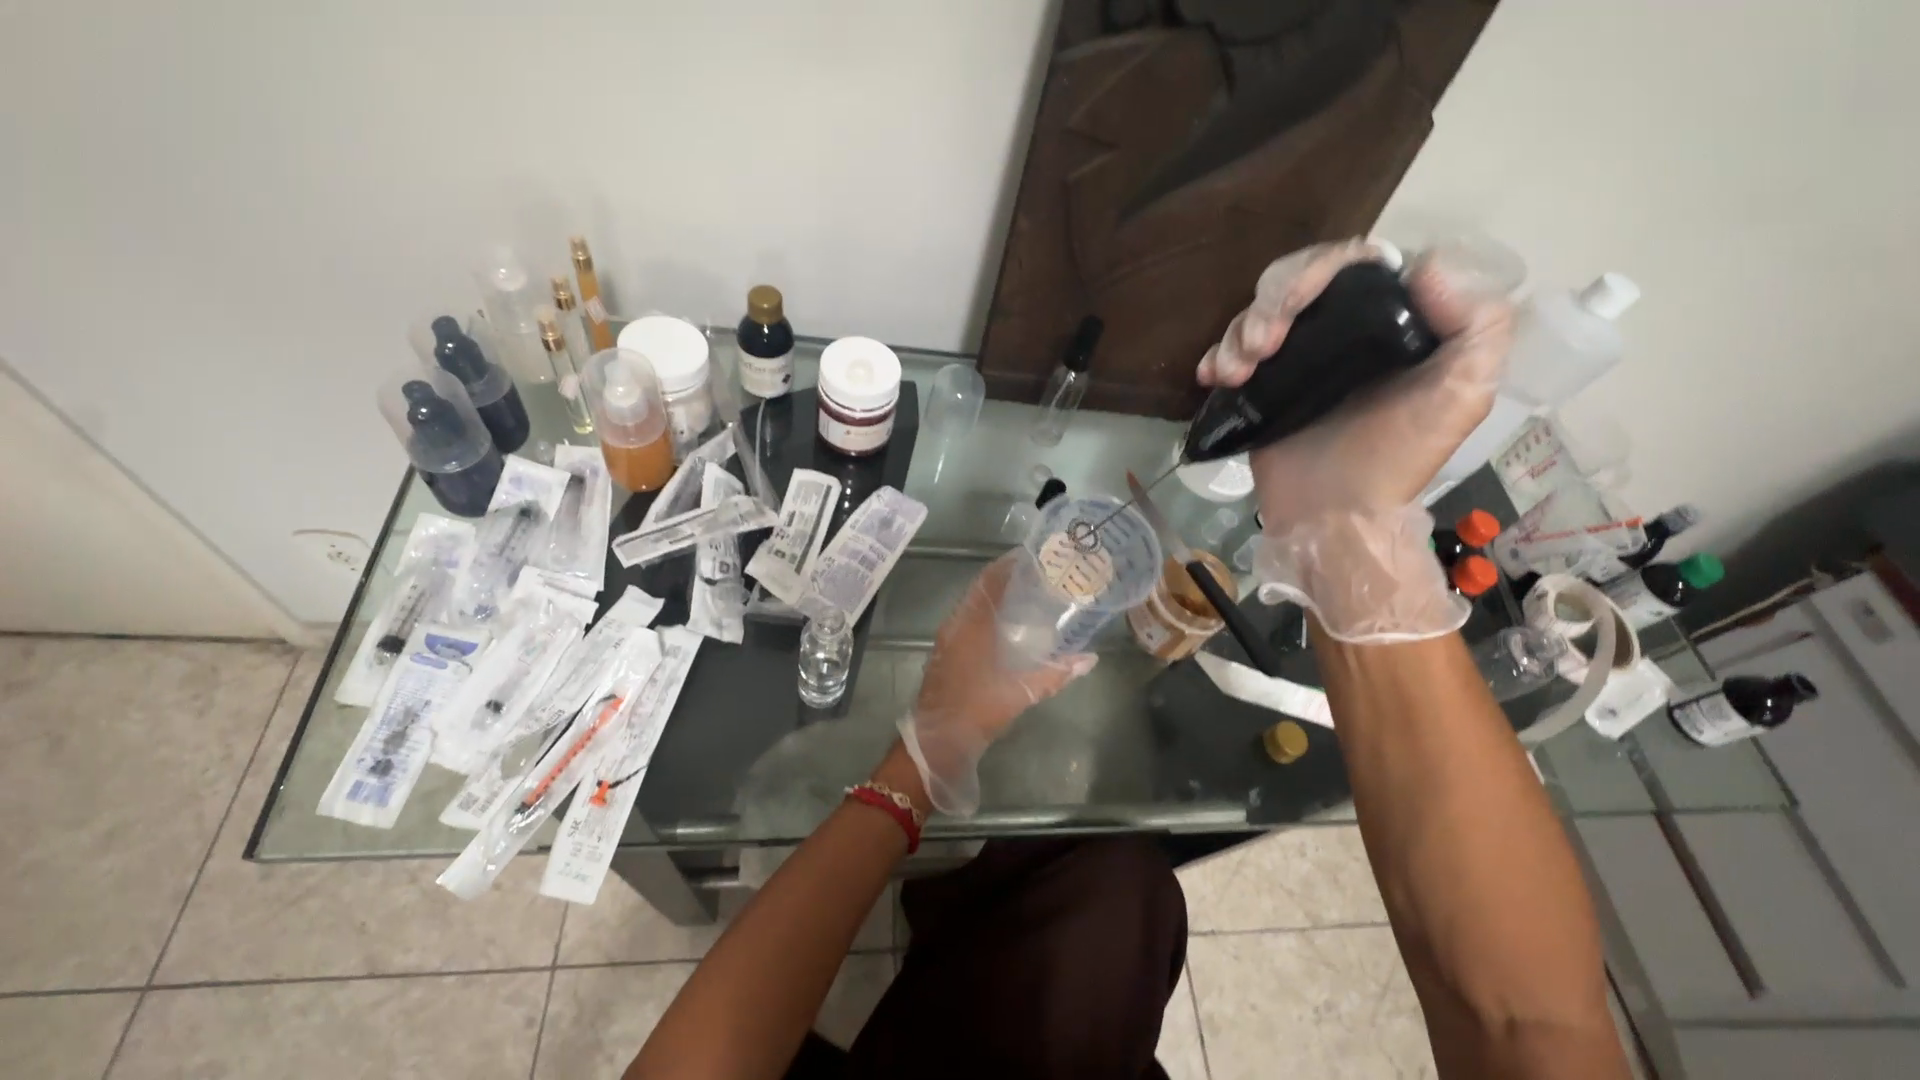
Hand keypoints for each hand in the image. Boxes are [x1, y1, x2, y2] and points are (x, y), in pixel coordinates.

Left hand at [897, 553, 1098, 815]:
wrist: (934, 743)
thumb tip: (1090, 659)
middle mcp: (955, 625)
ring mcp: (947, 640)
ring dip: (995, 597)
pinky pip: (967, 622)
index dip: (1007, 565)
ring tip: (1026, 595)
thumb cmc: (975, 711)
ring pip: (972, 607)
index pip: (988, 582)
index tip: (1031, 556)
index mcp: (970, 626)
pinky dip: (986, 615)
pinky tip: (1007, 627)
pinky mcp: (945, 654)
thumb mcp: (1020, 693)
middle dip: (1005, 579)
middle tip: (1036, 575)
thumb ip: (1055, 674)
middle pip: (980, 591)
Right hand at [1200, 238, 1514, 641]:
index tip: (1295, 306)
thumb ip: (1477, 323)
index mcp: (1387, 321)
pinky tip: (1214, 377)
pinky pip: (1228, 351)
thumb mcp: (1463, 393)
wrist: (1335, 516)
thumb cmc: (1399, 458)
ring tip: (1237, 373)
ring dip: (1238, 333)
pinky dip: (1216, 355)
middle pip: (1293, 280)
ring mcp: (1294, 359)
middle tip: (1261, 348)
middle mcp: (1339, 332)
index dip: (1317, 271)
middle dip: (1268, 304)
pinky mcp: (1259, 388)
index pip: (1349, 263)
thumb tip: (1425, 265)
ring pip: (1255, 312)